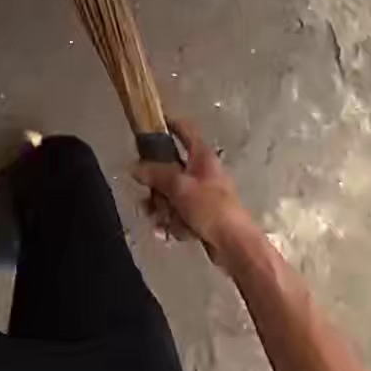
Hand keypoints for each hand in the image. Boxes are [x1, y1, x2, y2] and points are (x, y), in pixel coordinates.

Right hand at [133, 119, 253, 262]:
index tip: (149, 123)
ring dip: (160, 205)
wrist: (237, 247)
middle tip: (144, 189)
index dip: (168, 123)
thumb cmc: (210, 208)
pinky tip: (164, 231)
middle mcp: (204, 172)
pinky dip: (171, 221)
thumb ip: (154, 174)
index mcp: (202, 156)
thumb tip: (133, 167)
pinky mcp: (204, 216)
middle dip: (155, 182)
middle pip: (172, 167)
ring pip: (173, 193)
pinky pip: (180, 212)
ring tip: (153, 217)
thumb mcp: (178, 186)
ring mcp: (205, 195)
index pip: (184, 129)